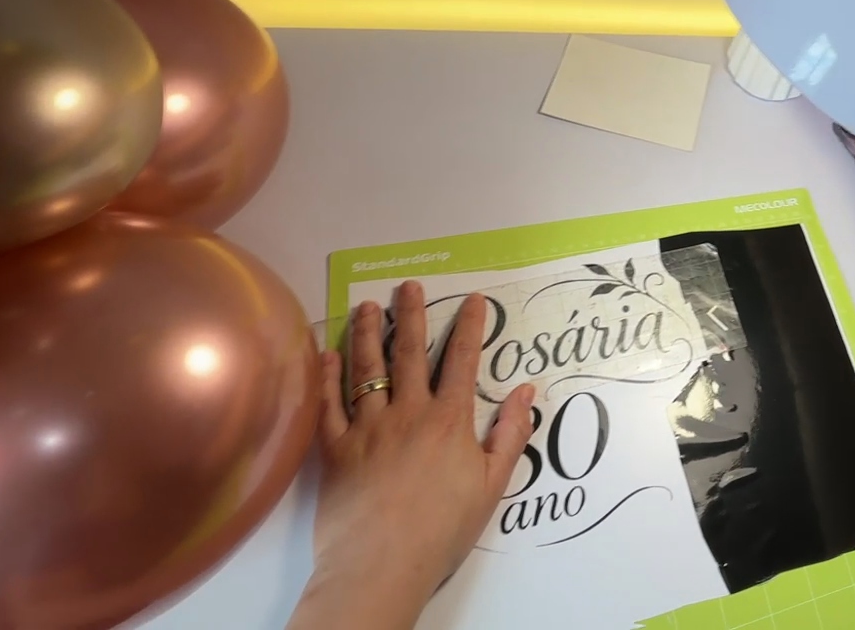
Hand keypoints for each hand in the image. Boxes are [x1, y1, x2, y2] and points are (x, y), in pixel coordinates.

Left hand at [287, 285, 536, 629]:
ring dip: (368, 334)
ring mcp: (368, 429)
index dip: (471, 326)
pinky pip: (329, 407)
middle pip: (411, 353)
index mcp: (450, 419)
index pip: (463, 360)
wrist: (380, 569)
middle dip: (412, 315)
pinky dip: (327, 378)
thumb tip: (527, 389)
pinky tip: (327, 353)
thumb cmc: (443, 528)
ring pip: (367, 370)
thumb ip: (511, 433)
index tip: (474, 299)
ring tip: (367, 306)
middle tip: (408, 286)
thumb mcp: (492, 483)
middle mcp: (409, 412)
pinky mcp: (335, 452)